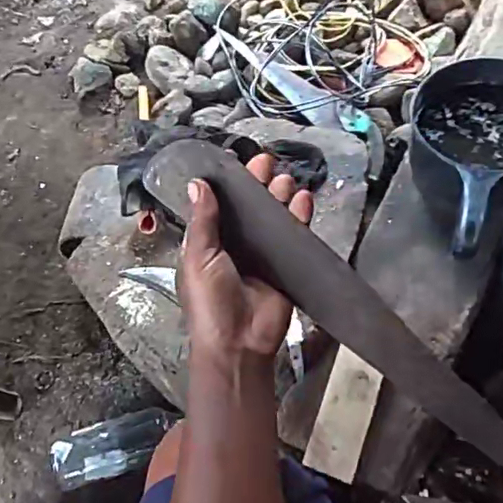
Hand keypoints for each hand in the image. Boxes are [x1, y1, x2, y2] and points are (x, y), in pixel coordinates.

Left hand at [179, 153, 312, 361]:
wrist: (239, 341)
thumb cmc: (210, 300)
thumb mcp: (198, 256)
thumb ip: (203, 220)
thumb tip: (197, 183)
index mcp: (210, 243)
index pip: (221, 206)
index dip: (229, 184)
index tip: (238, 161)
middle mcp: (236, 246)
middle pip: (250, 208)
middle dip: (258, 184)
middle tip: (267, 161)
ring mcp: (262, 256)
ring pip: (274, 218)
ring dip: (280, 196)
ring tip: (286, 177)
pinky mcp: (285, 266)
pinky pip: (294, 236)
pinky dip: (300, 216)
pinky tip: (304, 198)